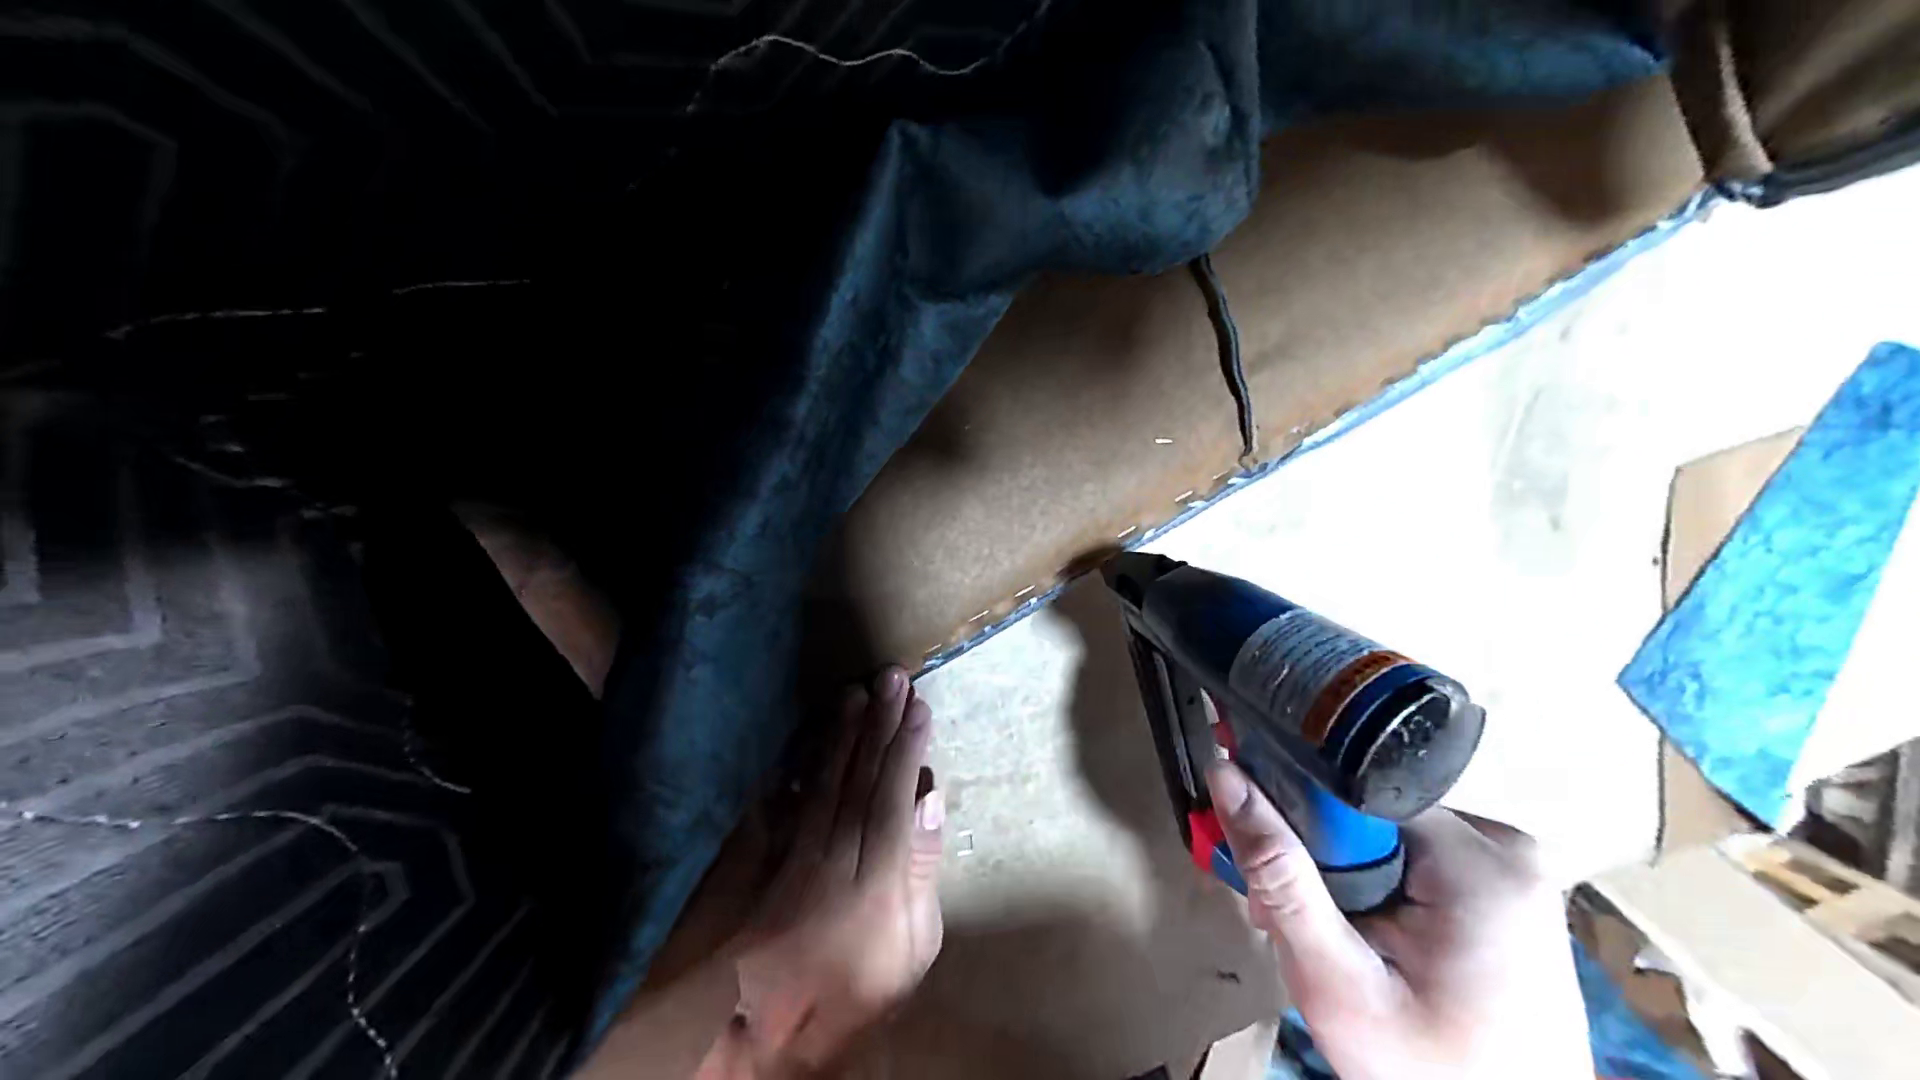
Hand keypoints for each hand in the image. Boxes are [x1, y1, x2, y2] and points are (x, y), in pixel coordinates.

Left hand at [713, 668, 944, 1076]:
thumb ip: (920, 871)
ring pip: (827, 781)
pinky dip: (804, 765)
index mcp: (877, 880)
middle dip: (879, 725)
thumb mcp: (912, 951)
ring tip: (856, 692)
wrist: (763, 1029)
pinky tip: (813, 737)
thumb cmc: (855, 993)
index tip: (919, 707)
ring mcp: (800, 853)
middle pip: (862, 778)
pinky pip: (792, 801)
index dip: (906, 748)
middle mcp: (837, 854)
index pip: (895, 797)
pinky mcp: (775, 857)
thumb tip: (930, 802)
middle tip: (891, 678)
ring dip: (844, 733)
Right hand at [1205, 762, 1592, 1079]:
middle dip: (1309, 857)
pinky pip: (1411, 857)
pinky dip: (1371, 886)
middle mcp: (1503, 847)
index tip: (1257, 864)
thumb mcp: (1333, 981)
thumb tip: (1224, 773)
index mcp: (1478, 861)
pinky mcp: (1502, 891)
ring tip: (1313, 935)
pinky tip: (1357, 933)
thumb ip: (1278, 875)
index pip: (1349, 790)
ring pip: (1380, 832)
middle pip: (1363, 812)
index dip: (1291, 816)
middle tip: (1275, 916)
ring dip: (1335, 874)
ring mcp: (1509, 869)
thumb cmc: (1426, 1074)